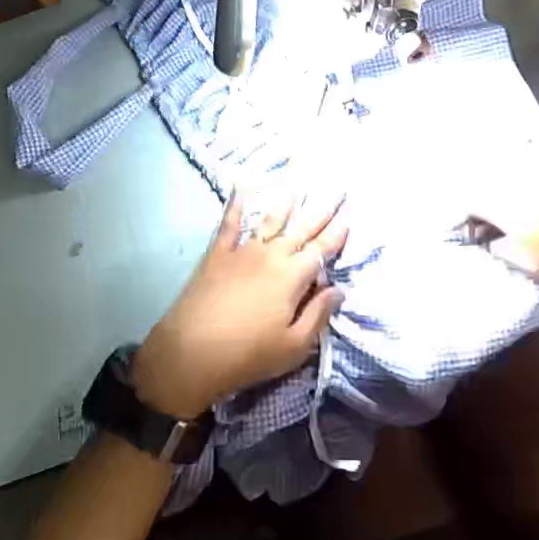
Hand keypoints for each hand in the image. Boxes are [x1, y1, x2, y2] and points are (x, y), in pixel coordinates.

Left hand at [133, 192, 347, 418]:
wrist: (188, 354)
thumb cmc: (247, 355)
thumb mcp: (294, 346)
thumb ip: (318, 314)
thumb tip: (338, 290)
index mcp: (293, 277)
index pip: (322, 250)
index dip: (338, 233)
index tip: (350, 215)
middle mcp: (271, 255)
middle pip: (302, 229)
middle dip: (322, 211)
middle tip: (337, 191)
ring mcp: (242, 251)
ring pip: (270, 221)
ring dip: (285, 202)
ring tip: (297, 184)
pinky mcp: (217, 255)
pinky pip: (228, 224)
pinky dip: (236, 205)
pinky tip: (240, 188)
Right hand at [467, 152, 538, 314]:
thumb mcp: (538, 269)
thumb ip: (502, 244)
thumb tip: (479, 227)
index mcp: (524, 219)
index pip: (472, 194)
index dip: (466, 202)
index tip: (471, 212)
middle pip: (491, 166)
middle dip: (487, 181)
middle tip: (494, 195)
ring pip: (519, 149)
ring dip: (513, 164)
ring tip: (522, 180)